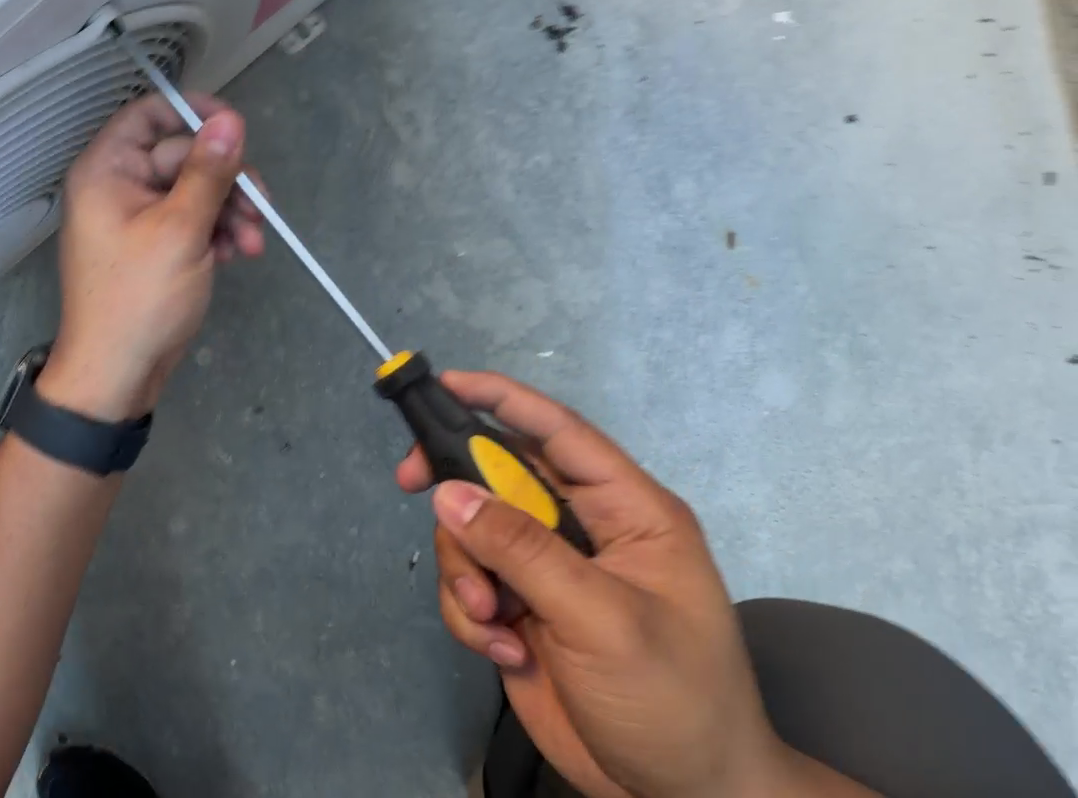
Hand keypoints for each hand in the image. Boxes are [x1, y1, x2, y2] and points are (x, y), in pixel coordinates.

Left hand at [37, 93, 264, 421]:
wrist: (118, 373)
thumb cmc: (140, 298)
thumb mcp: (181, 230)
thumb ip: (208, 172)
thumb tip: (232, 120)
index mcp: (107, 170)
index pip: (150, 114)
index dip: (195, 113)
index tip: (239, 129)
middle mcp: (117, 185)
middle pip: (183, 156)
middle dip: (226, 183)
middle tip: (261, 210)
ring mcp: (136, 217)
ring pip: (194, 191)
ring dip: (229, 212)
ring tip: (251, 245)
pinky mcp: (154, 244)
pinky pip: (191, 220)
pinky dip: (216, 233)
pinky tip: (236, 255)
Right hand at [396, 372, 864, 797]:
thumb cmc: (672, 699)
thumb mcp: (601, 619)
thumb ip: (522, 550)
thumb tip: (447, 492)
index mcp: (626, 511)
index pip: (558, 432)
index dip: (501, 398)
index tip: (441, 382)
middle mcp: (580, 529)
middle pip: (496, 475)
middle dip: (455, 487)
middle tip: (410, 482)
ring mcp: (545, 570)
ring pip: (470, 533)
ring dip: (465, 573)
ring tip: (493, 620)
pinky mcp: (517, 608)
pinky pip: (466, 584)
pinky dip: (469, 615)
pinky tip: (503, 652)